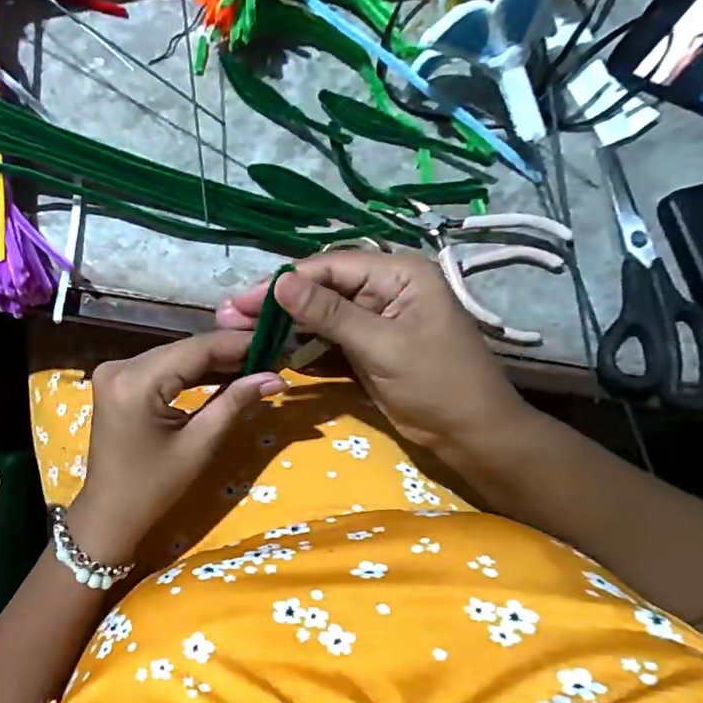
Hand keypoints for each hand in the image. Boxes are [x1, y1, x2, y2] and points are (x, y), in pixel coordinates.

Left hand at [67, 330, 285, 566]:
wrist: (111, 512)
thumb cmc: (155, 487)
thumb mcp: (200, 444)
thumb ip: (235, 402)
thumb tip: (276, 378)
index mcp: (136, 381)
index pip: (196, 349)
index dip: (238, 344)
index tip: (276, 343)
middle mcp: (120, 366)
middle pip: (185, 349)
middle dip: (228, 352)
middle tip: (272, 355)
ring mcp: (115, 371)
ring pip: (175, 356)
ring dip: (213, 361)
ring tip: (255, 363)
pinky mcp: (118, 381)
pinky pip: (162, 367)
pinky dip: (191, 371)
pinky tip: (223, 373)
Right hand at [219, 252, 530, 457]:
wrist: (472, 435)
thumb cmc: (438, 384)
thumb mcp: (382, 345)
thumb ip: (330, 313)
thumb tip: (281, 281)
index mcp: (399, 274)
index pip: (331, 267)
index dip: (284, 281)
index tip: (241, 299)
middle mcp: (387, 289)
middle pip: (322, 290)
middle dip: (278, 304)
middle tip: (230, 317)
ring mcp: (377, 320)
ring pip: (322, 317)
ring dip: (286, 327)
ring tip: (241, 334)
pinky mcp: (370, 348)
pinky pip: (330, 341)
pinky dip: (304, 348)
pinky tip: (271, 351)